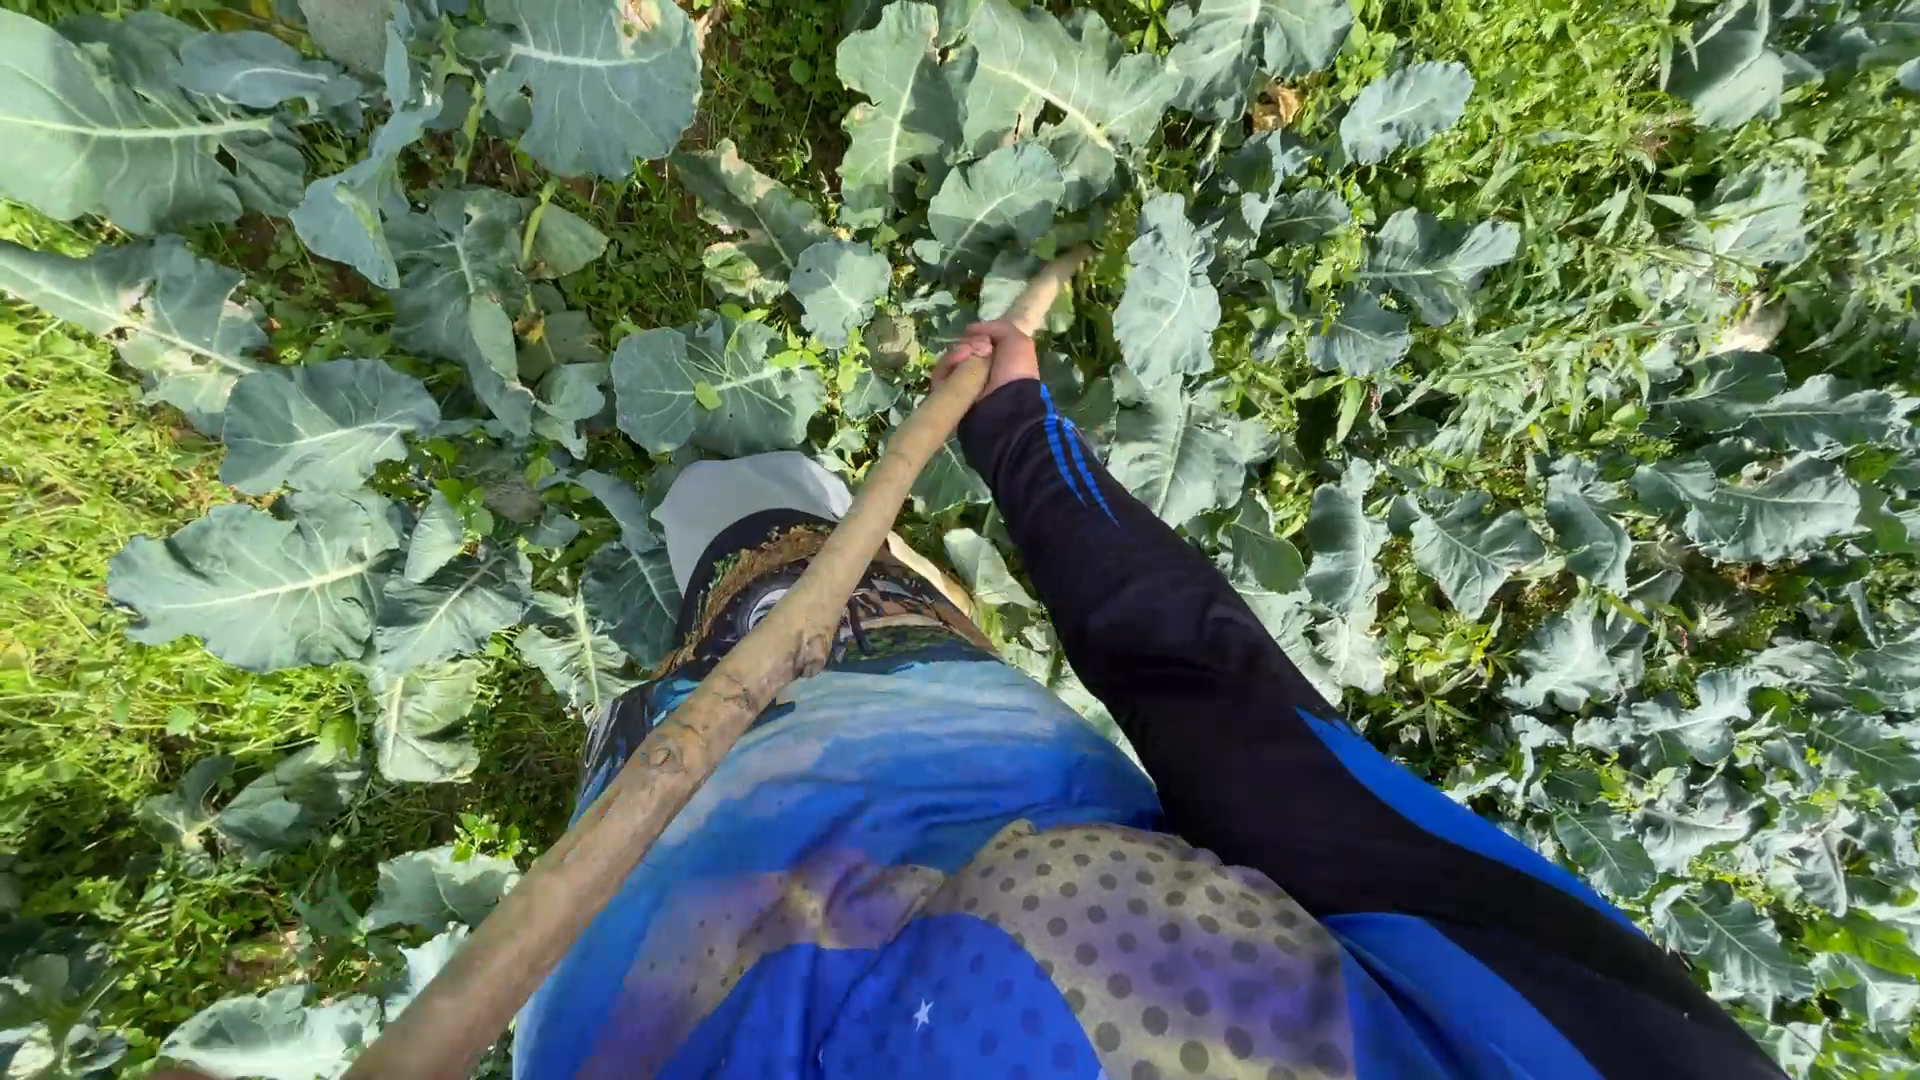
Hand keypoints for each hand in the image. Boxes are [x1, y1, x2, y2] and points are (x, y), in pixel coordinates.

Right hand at [931, 320, 1039, 401]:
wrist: (1006, 402)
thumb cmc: (1014, 370)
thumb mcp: (1017, 341)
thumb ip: (997, 328)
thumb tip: (970, 329)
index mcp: (992, 361)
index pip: (973, 342)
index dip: (975, 336)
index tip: (981, 338)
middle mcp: (976, 371)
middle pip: (959, 349)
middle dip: (966, 345)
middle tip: (975, 350)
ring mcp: (961, 384)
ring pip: (948, 361)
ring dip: (955, 355)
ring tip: (965, 357)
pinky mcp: (948, 395)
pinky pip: (939, 376)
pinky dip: (946, 368)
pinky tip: (956, 366)